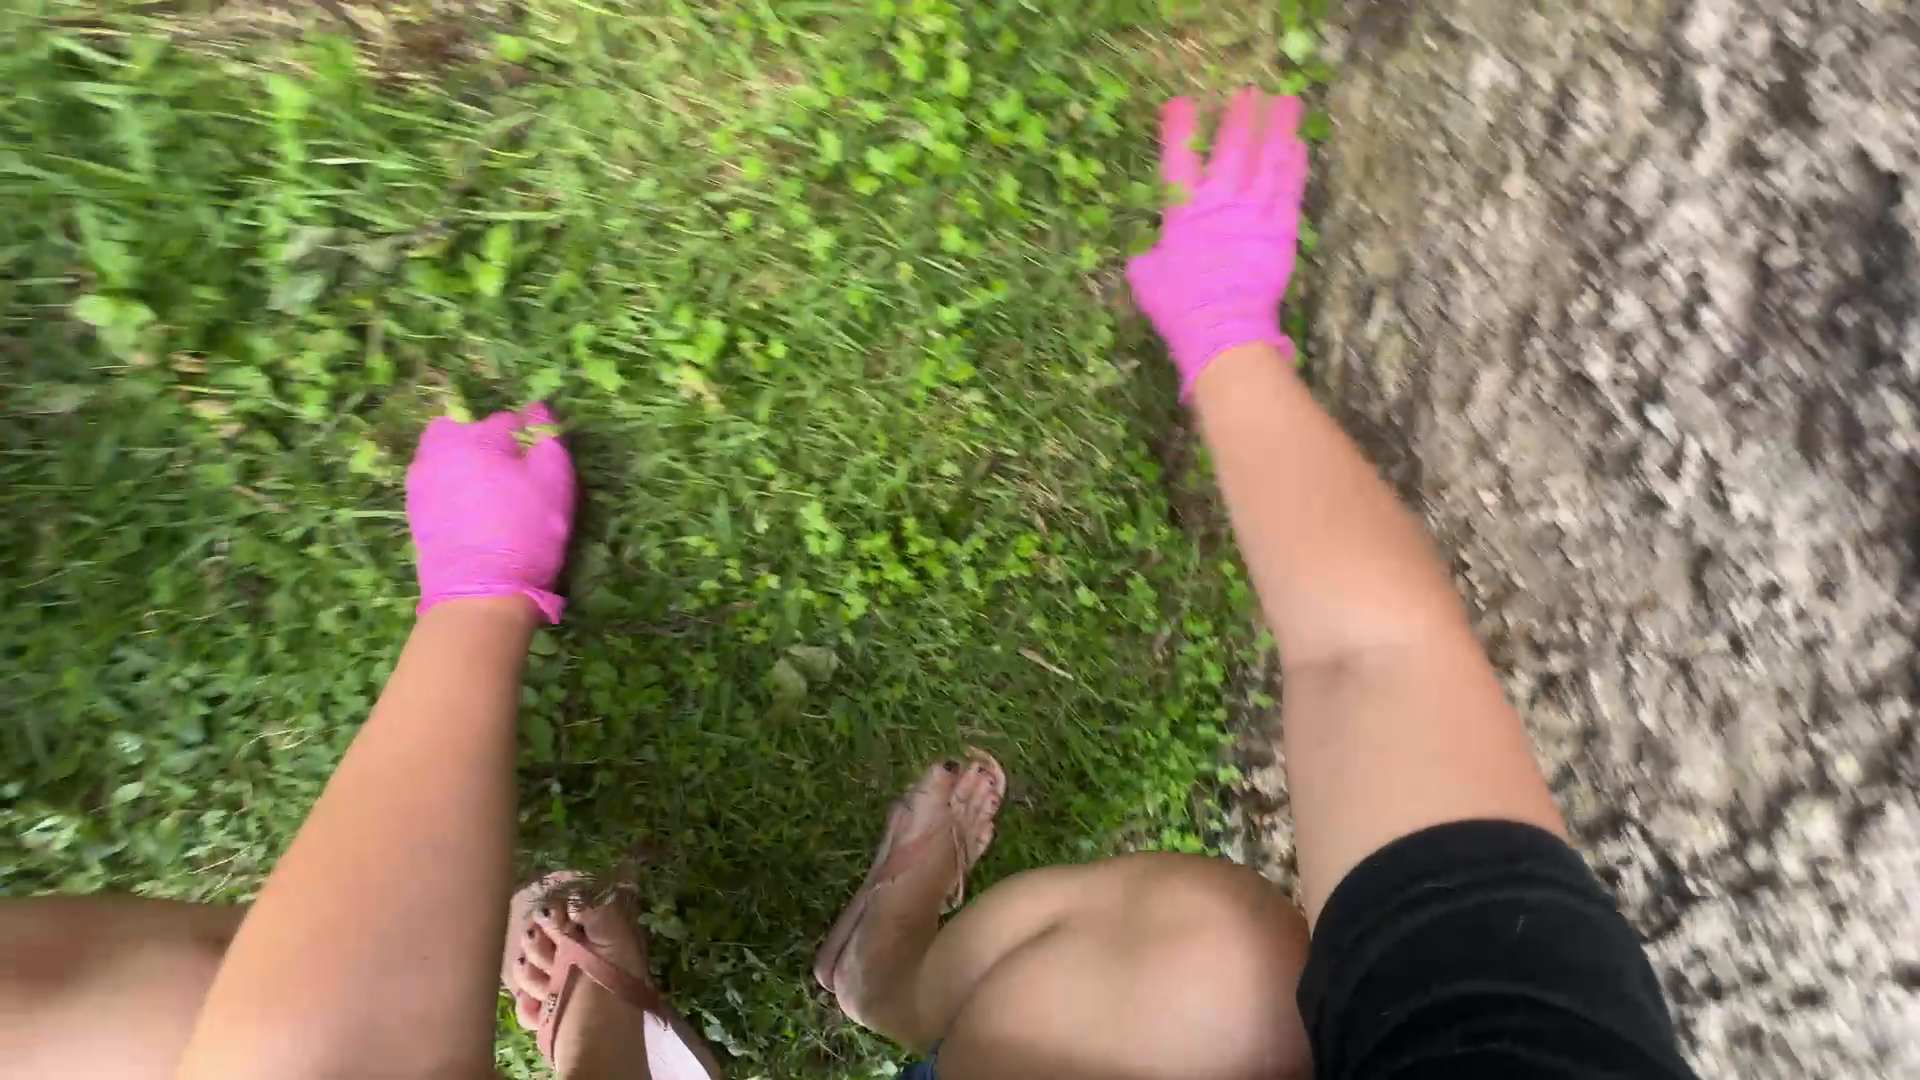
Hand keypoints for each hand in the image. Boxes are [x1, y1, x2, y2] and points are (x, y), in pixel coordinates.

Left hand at [406, 403, 574, 623]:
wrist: (481, 591)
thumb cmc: (527, 529)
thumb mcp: (554, 479)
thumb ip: (549, 438)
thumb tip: (538, 410)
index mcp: (473, 436)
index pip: (510, 420)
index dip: (533, 440)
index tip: (545, 465)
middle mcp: (437, 451)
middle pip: (467, 433)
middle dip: (489, 445)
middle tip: (515, 477)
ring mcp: (419, 483)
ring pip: (449, 459)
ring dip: (470, 467)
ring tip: (496, 497)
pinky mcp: (415, 513)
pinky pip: (439, 486)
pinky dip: (457, 491)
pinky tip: (478, 516)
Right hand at [1127, 90, 1310, 393]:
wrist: (1222, 330)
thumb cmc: (1178, 307)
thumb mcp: (1146, 279)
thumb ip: (1147, 254)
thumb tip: (1148, 249)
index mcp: (1182, 213)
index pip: (1178, 159)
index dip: (1179, 128)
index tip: (1180, 104)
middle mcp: (1220, 201)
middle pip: (1232, 146)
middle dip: (1239, 116)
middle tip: (1247, 93)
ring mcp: (1255, 212)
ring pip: (1269, 159)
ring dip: (1277, 128)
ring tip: (1285, 103)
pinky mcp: (1281, 228)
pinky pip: (1290, 187)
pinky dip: (1294, 164)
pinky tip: (1298, 146)